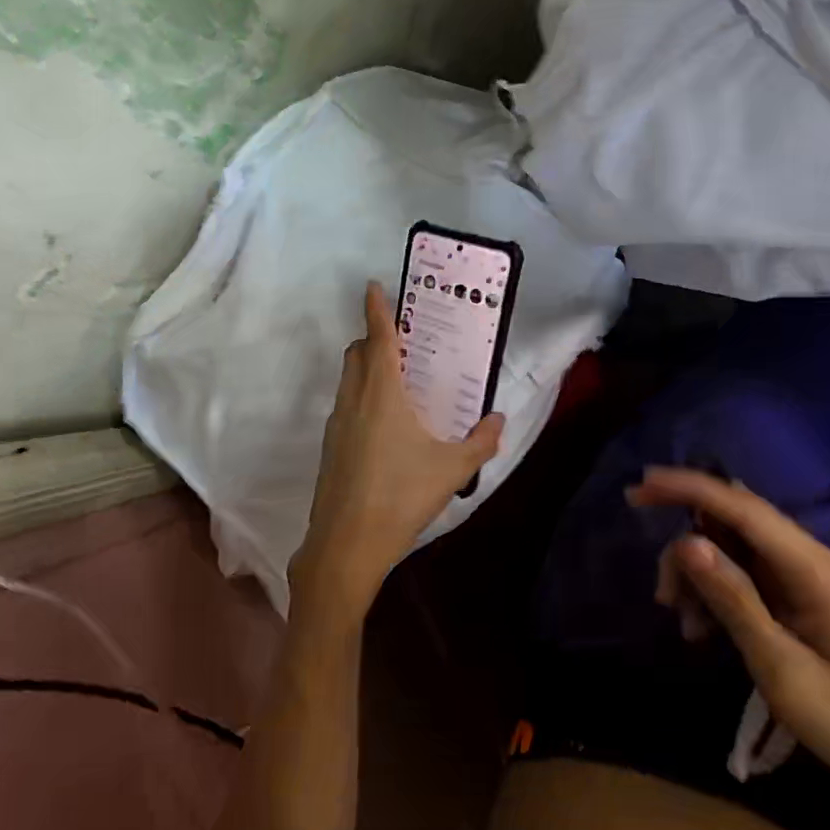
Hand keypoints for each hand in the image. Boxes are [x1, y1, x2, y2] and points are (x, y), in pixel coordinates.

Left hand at [290, 282, 504, 622]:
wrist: (347, 542)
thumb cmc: (402, 495)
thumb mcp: (452, 469)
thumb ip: (480, 442)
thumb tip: (499, 419)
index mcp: (382, 393)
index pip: (378, 338)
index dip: (376, 309)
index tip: (373, 286)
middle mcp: (354, 399)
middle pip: (357, 353)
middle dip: (374, 339)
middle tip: (403, 343)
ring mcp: (337, 424)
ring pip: (348, 380)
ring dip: (367, 368)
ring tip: (398, 382)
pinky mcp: (331, 447)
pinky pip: (346, 406)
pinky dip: (362, 397)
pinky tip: (385, 426)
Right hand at [633, 467, 829, 808]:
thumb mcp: (781, 668)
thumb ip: (734, 601)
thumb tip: (686, 542)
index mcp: (817, 571)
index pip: (746, 510)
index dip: (692, 488)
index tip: (644, 483)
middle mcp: (810, 559)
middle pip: (733, 524)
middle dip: (688, 547)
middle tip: (661, 591)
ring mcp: (802, 575)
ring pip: (730, 548)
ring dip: (697, 578)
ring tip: (686, 626)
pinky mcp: (793, 593)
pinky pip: (740, 573)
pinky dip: (712, 593)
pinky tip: (701, 629)